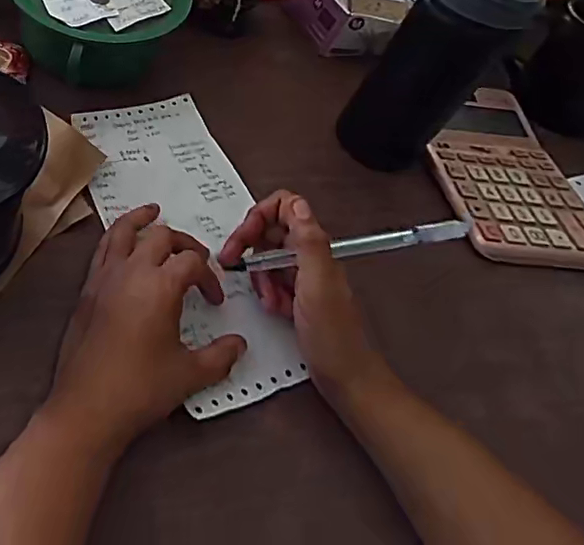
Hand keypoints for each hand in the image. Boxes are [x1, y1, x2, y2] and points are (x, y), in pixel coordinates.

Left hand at [46, 204, 246, 448]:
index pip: (191, 262)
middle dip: (183, 242)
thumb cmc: (141, 387)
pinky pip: (103, 247)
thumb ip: (219, 357)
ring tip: (153, 211)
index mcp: (160, 285)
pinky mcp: (88, 285)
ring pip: (124, 231)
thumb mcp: (189, 374)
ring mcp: (105, 274)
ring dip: (141, 219)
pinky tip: (122, 240)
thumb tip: (239, 345)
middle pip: (161, 237)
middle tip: (195, 257)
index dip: (208, 276)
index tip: (214, 300)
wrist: (89, 403)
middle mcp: (132, 270)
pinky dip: (116, 234)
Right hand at [217, 191, 383, 399]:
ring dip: (260, 274)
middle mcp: (310, 254)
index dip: (260, 215)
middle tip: (235, 261)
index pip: (285, 207)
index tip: (246, 236)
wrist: (347, 380)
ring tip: (268, 297)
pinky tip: (274, 307)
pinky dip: (266, 290)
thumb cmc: (335, 337)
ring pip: (267, 255)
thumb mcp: (317, 285)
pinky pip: (271, 279)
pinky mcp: (297, 293)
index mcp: (315, 246)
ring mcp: (303, 274)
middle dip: (251, 247)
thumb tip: (297, 204)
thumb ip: (308, 242)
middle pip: (270, 230)